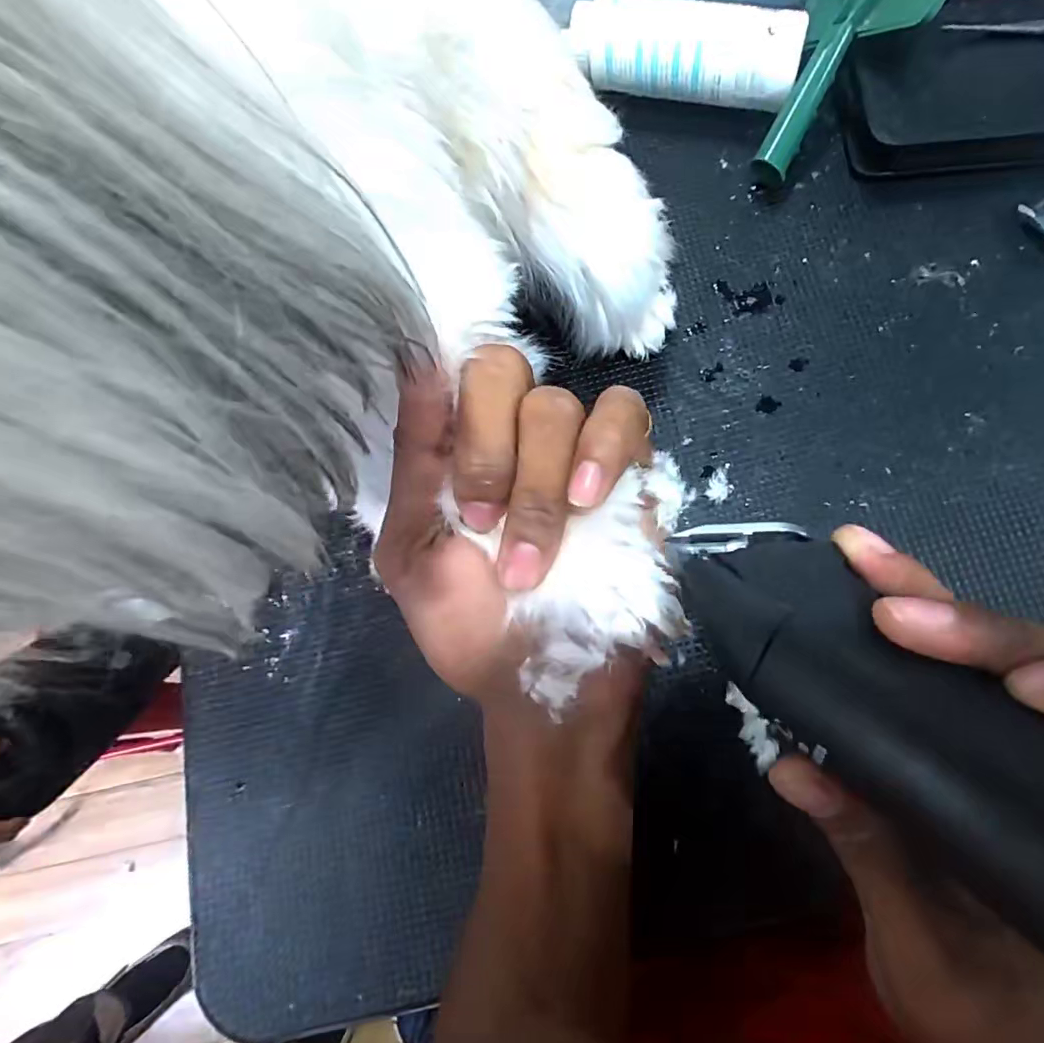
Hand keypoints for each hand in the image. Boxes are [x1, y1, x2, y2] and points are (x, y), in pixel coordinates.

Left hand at [372, 345, 653, 714]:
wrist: (548, 681)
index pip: (450, 369)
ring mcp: (576, 448)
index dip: (446, 398)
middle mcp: (516, 434)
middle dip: (488, 448)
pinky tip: (586, 498)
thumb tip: (412, 361)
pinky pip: (626, 415)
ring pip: (559, 403)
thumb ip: (415, 464)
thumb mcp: (412, 554)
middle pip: (502, 370)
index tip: (446, 467)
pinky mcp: (631, 470)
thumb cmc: (472, 627)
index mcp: (459, 448)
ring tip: (535, 552)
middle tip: (483, 523)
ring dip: (539, 478)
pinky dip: (604, 447)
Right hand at [768, 525, 1043, 1042]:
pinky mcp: (988, 711)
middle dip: (988, 635)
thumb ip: (879, 862)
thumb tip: (794, 769)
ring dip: (939, 597)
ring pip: (1012, 638)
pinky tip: (863, 569)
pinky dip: (915, 603)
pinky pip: (960, 646)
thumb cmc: (993, 1006)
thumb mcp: (936, 963)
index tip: (1026, 691)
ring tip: (863, 560)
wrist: (987, 1013)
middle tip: (897, 622)